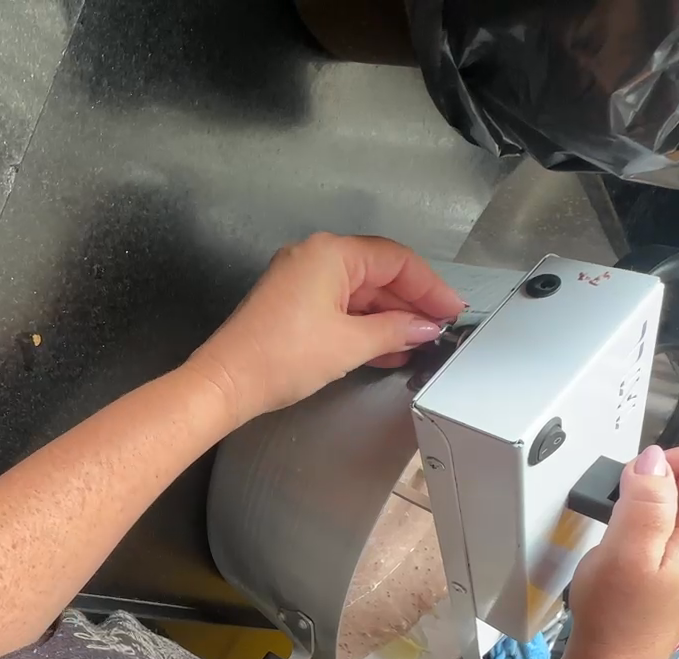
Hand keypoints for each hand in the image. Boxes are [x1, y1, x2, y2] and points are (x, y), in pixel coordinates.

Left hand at [185, 233, 465, 423]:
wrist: (225, 384)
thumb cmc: (282, 358)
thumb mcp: (349, 344)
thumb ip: (395, 330)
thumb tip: (426, 327)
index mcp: (330, 254)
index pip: (396, 260)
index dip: (430, 287)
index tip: (453, 311)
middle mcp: (312, 258)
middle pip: (376, 276)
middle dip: (409, 305)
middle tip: (437, 331)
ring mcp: (297, 282)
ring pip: (356, 295)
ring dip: (386, 320)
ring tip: (415, 346)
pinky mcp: (288, 307)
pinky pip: (335, 310)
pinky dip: (360, 327)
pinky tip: (384, 350)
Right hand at [566, 443, 678, 658]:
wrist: (617, 658)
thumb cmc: (618, 610)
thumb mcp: (625, 549)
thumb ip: (644, 499)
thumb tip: (652, 459)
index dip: (667, 462)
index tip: (632, 491)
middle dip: (657, 486)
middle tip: (624, 522)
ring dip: (650, 508)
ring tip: (625, 540)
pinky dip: (651, 526)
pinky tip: (632, 552)